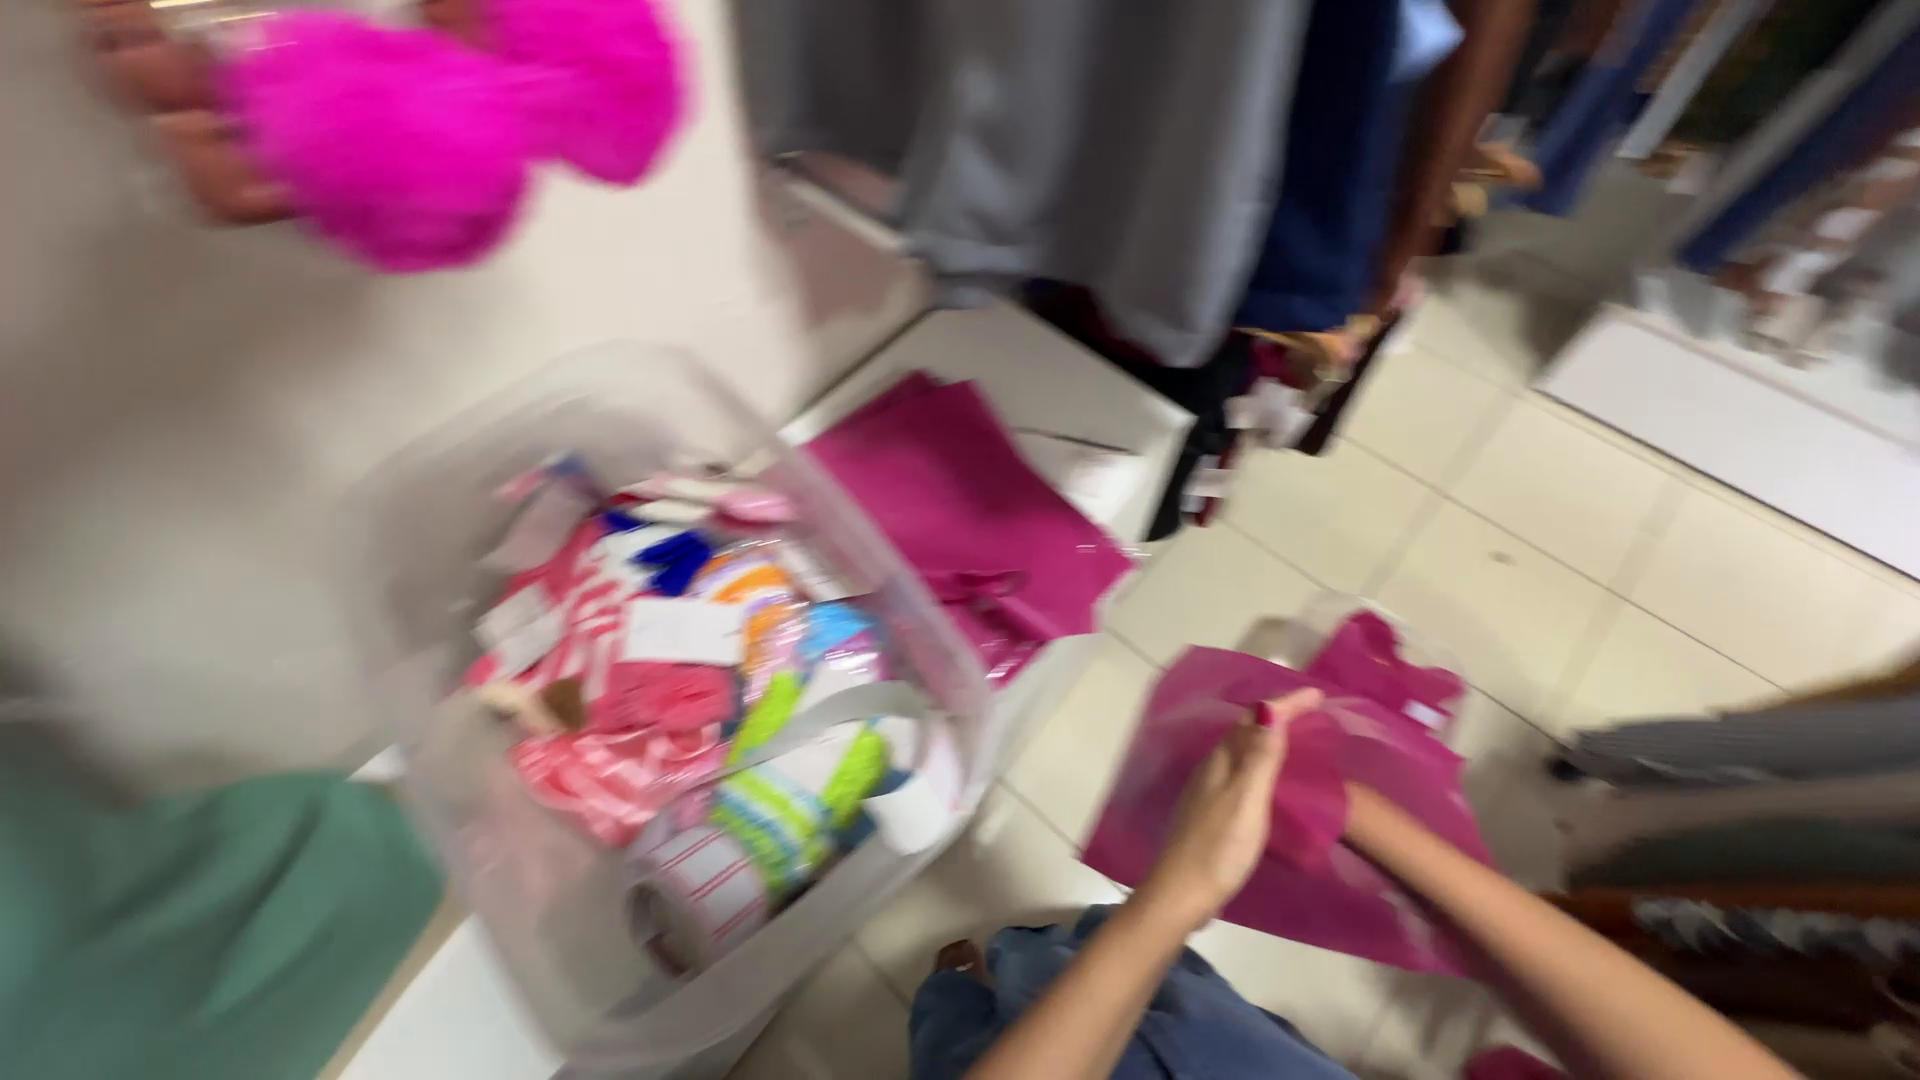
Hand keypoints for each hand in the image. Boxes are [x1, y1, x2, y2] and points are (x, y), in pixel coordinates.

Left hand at [1132, 688, 1322, 933]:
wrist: (1182, 892)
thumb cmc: (1219, 847)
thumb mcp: (1246, 800)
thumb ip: (1258, 757)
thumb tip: (1268, 708)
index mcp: (1221, 761)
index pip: (1254, 720)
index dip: (1285, 704)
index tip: (1317, 694)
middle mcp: (1212, 767)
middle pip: (1245, 729)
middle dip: (1276, 714)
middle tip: (1310, 708)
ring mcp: (1208, 788)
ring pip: (1240, 749)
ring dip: (1266, 736)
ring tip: (1295, 733)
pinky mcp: (1211, 809)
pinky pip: (1239, 770)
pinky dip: (1259, 761)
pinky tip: (1268, 776)